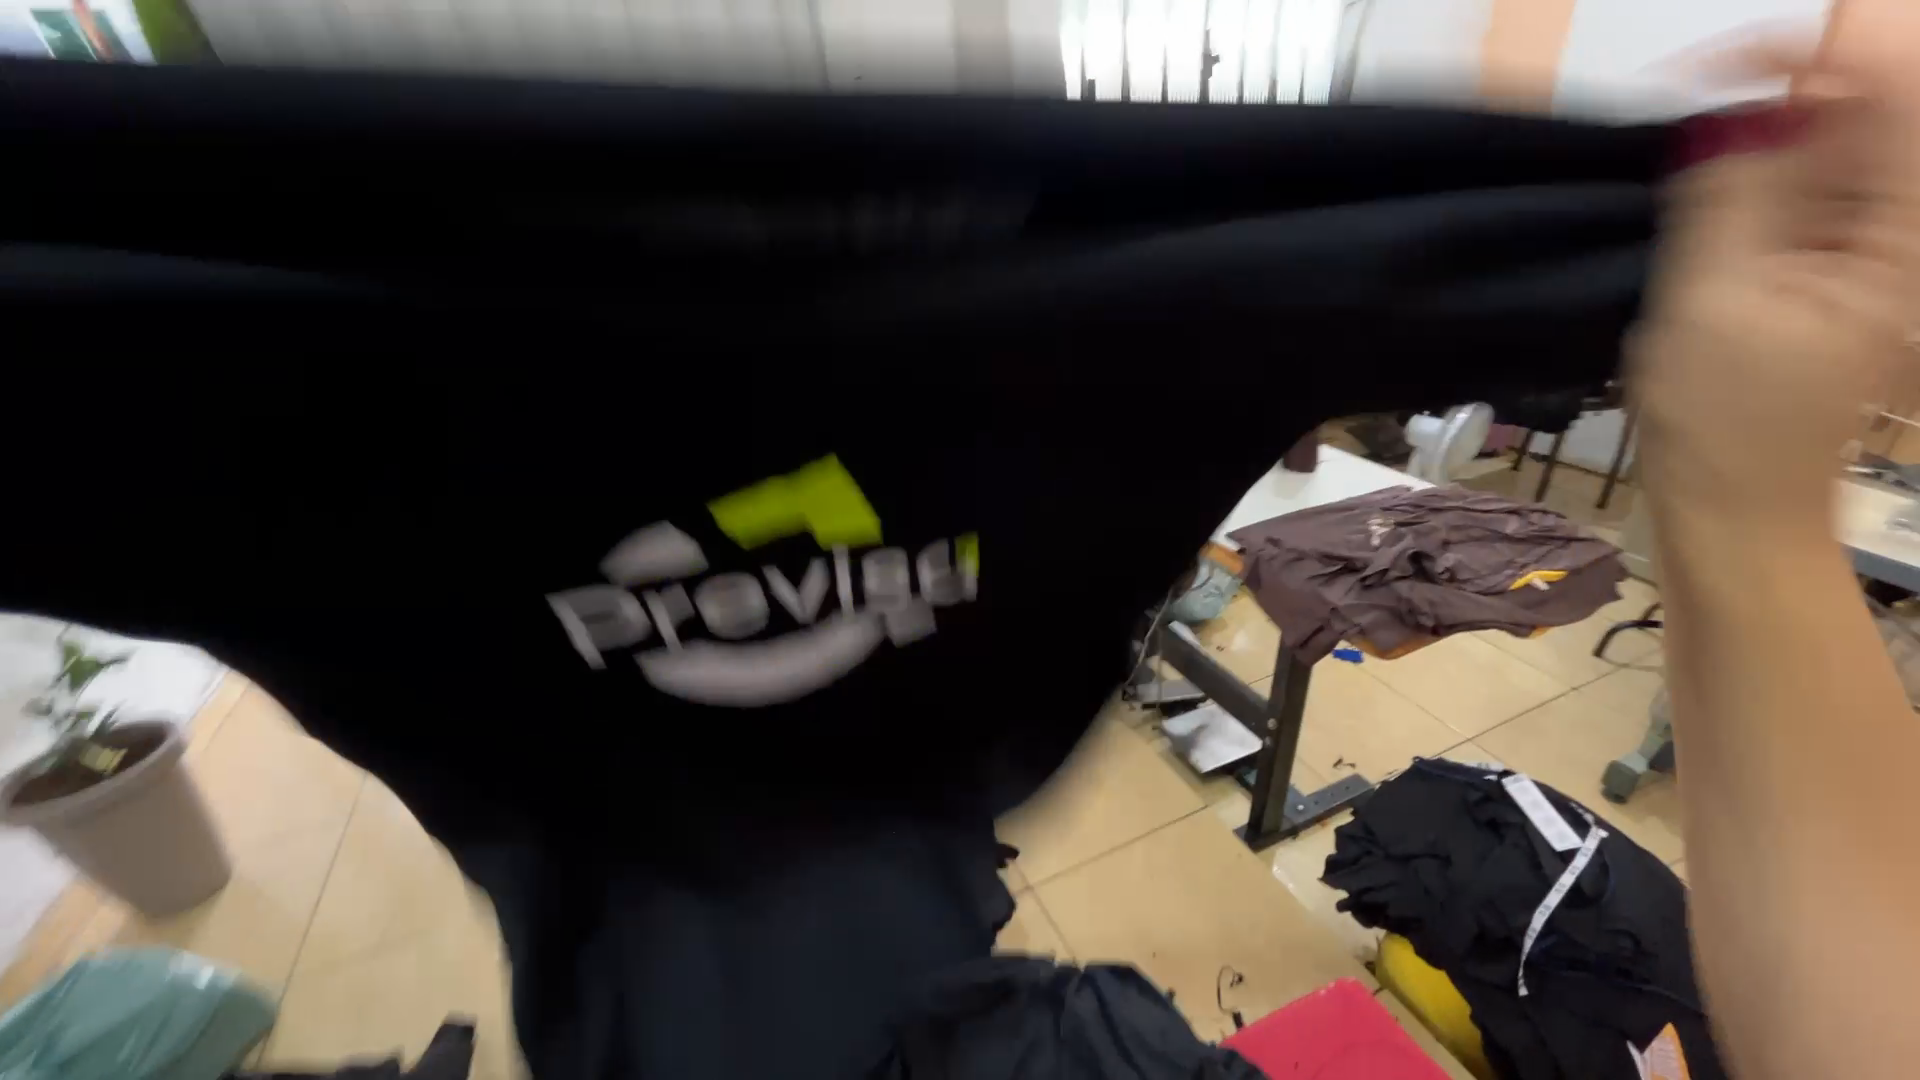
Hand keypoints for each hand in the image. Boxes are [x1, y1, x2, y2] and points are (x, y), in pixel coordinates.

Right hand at [1632, 45, 1919, 519]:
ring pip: (1834, 142)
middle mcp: (1909, 217)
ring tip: (1686, 159)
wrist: (1736, 495)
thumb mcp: (1712, 303)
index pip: (1885, 77)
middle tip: (1683, 114)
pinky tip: (1711, 199)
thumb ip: (1731, 197)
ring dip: (1758, 134)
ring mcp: (1875, 241)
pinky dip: (1756, 176)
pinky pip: (1811, 188)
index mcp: (1904, 222)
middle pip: (1869, 100)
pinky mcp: (1836, 264)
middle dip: (1773, 89)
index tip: (1696, 72)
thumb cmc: (1721, 415)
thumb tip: (1732, 111)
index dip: (1794, 52)